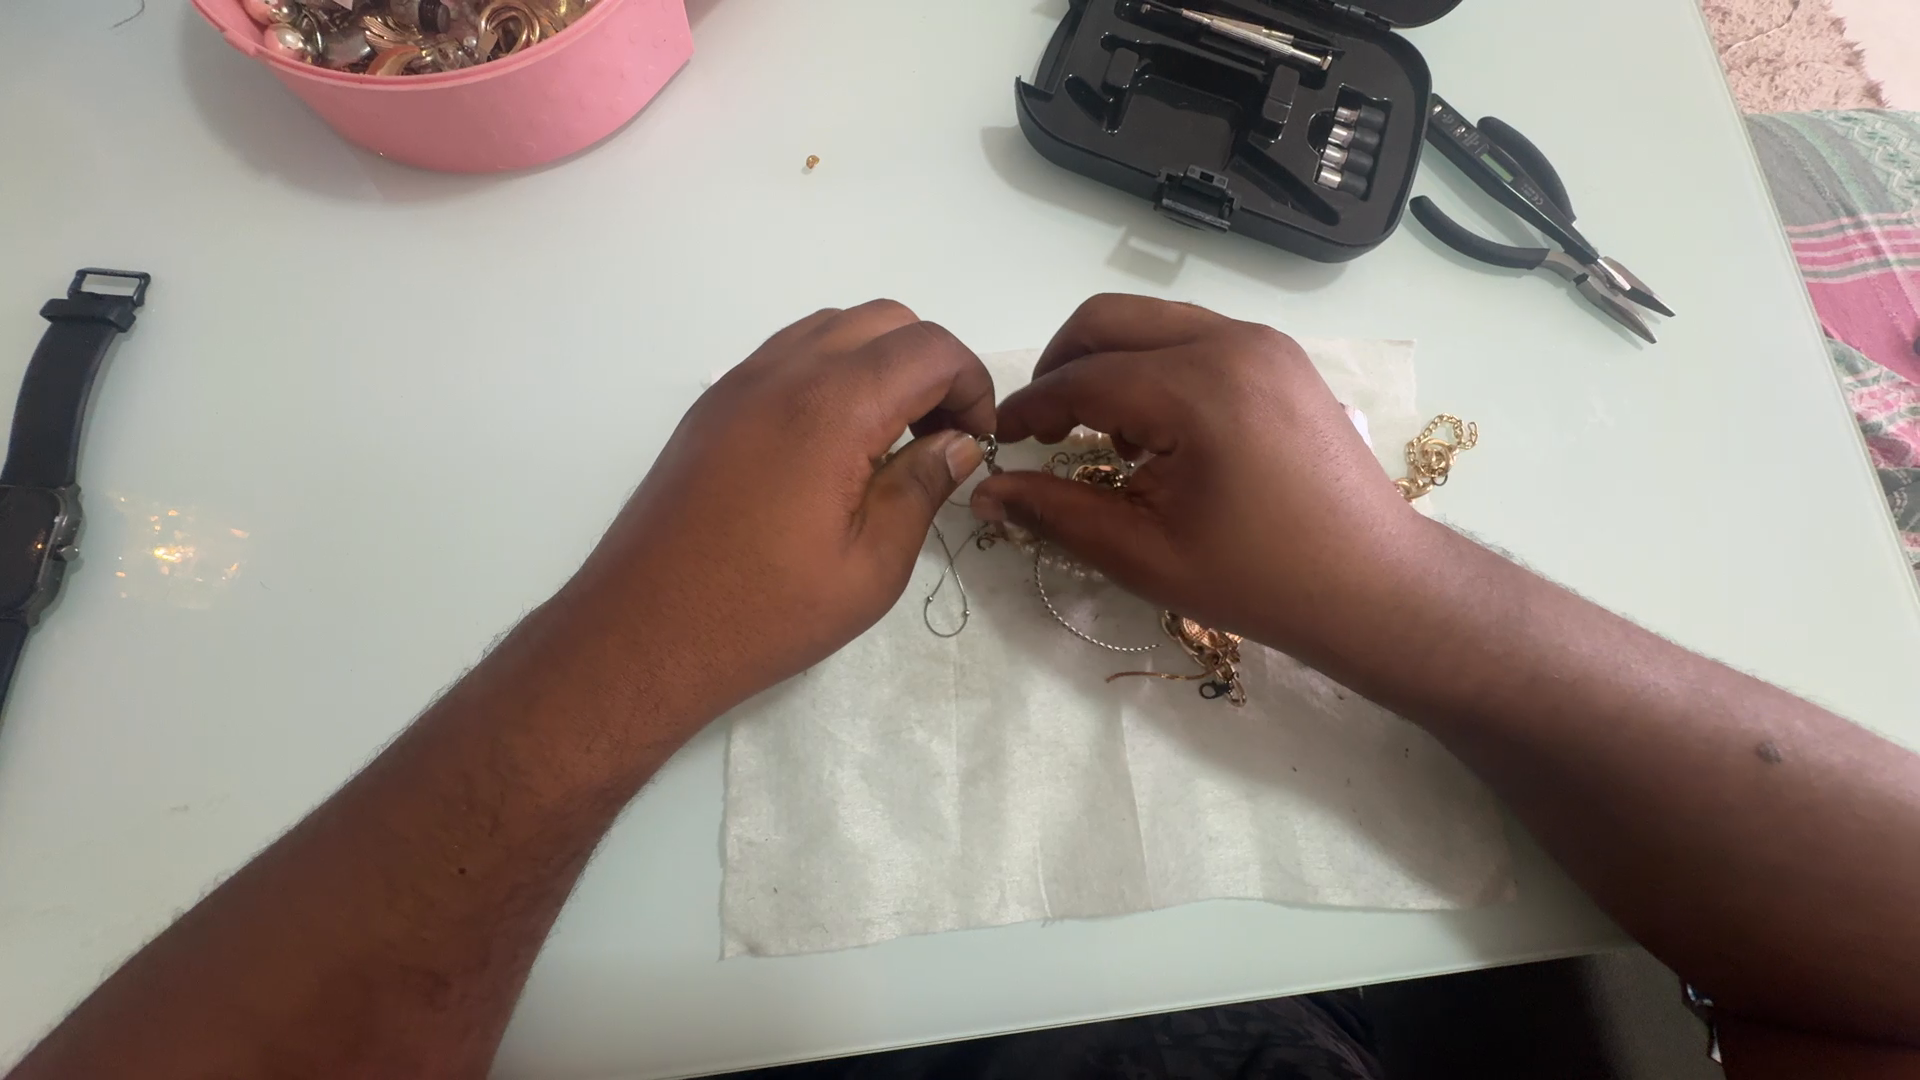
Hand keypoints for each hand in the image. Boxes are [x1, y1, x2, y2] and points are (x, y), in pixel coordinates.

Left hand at [562, 301, 994, 724]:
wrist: (642, 633)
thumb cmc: (766, 612)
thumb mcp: (871, 567)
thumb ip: (921, 488)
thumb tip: (956, 442)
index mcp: (833, 408)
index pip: (931, 349)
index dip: (972, 385)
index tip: (973, 441)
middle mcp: (785, 372)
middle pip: (887, 321)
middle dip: (932, 366)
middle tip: (938, 436)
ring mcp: (741, 382)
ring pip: (835, 328)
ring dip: (881, 363)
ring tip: (890, 435)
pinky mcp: (714, 405)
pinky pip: (791, 353)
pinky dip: (833, 371)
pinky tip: (836, 440)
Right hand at [972, 294, 1430, 670]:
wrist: (1373, 585)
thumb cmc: (1256, 579)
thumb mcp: (1141, 554)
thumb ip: (1054, 512)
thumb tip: (983, 491)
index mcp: (1196, 390)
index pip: (1081, 379)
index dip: (1030, 408)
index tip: (1000, 439)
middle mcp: (1230, 342)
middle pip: (1108, 320)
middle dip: (1058, 367)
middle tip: (1042, 428)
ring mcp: (1262, 341)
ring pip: (1150, 321)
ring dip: (1105, 365)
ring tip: (1101, 436)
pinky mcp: (1278, 355)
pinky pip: (1190, 336)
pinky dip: (1151, 366)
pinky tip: (1156, 429)